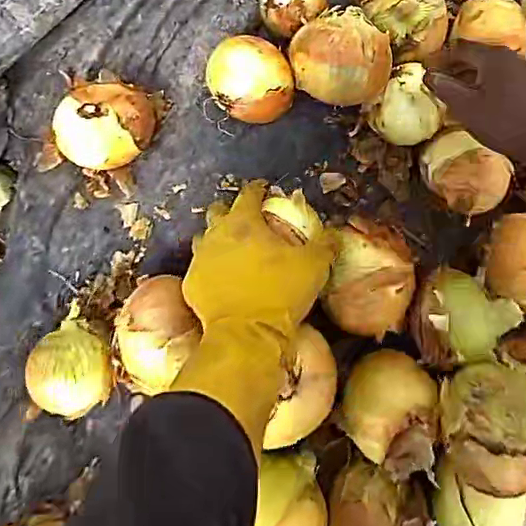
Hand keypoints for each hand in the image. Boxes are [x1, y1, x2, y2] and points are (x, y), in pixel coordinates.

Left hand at [174, 181, 334, 450]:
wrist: (245, 337)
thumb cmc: (280, 294)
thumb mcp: (314, 266)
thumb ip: (325, 244)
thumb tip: (334, 234)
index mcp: (244, 222)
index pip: (249, 193)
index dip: (258, 189)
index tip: (265, 189)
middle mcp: (216, 235)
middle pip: (218, 211)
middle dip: (231, 210)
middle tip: (246, 219)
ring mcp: (199, 260)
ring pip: (203, 238)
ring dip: (216, 239)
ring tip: (232, 249)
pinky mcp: (191, 285)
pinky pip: (199, 268)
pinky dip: (210, 269)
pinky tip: (222, 278)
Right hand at [426, 42, 525, 222]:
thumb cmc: (504, 124)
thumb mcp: (467, 108)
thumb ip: (445, 88)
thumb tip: (428, 74)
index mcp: (493, 57)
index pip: (460, 48)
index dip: (441, 59)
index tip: (427, 70)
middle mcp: (509, 56)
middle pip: (475, 55)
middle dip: (454, 67)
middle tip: (438, 81)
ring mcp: (522, 69)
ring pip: (488, 66)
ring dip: (469, 76)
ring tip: (455, 92)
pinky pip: (500, 76)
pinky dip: (485, 83)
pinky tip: (479, 100)